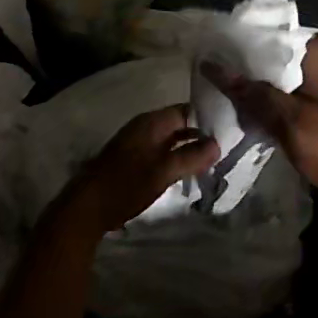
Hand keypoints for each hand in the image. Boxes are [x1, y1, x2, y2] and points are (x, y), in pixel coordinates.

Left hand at [53, 105, 220, 235]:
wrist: (88, 207)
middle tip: (226, 149)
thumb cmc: (127, 185)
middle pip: (178, 125)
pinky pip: (160, 153)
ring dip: (188, 149)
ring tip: (213, 162)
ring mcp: (135, 144)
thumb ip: (191, 156)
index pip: (185, 110)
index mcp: (151, 123)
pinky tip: (188, 172)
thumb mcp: (164, 171)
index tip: (229, 129)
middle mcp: (143, 128)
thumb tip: (216, 144)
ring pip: (169, 140)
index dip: (207, 118)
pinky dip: (175, 159)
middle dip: (200, 135)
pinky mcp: (131, 161)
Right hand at [204, 34, 317, 212]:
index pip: (265, 39)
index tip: (211, 77)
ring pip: (299, 72)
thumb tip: (214, 67)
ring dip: (277, 92)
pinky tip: (284, 120)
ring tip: (251, 114)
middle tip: (229, 103)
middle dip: (256, 78)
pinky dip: (298, 98)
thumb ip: (253, 94)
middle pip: (283, 55)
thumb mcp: (292, 126)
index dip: (236, 59)